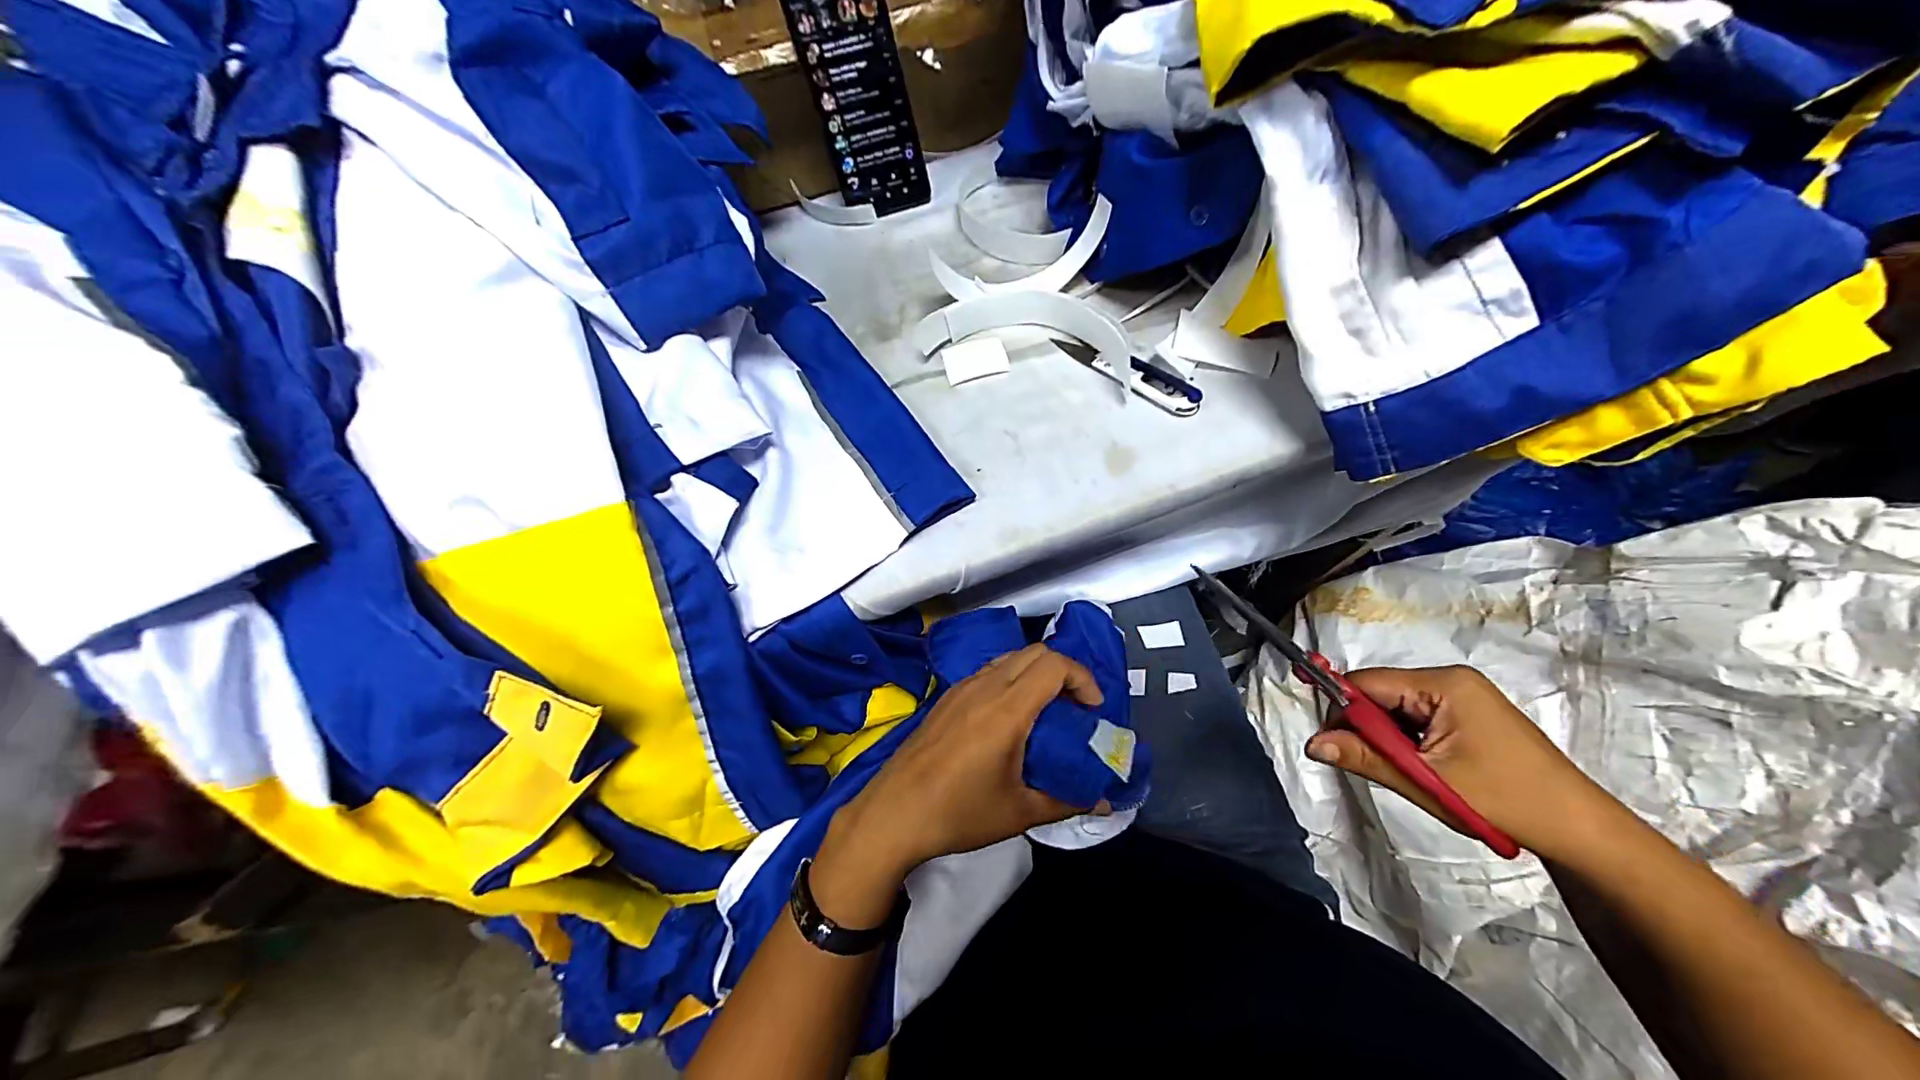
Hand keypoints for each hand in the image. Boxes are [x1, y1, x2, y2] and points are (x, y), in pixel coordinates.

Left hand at [809, 644, 1101, 925]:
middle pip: (1035, 652)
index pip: (1054, 664)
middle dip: (1065, 672)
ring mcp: (960, 689)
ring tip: (1047, 711)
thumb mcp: (1019, 813)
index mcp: (1006, 709)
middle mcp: (984, 687)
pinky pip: (988, 672)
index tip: (1092, 710)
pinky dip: (1012, 680)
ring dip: (1036, 673)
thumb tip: (1103, 803)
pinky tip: (1010, 717)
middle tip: (1076, 709)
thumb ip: (1066, 802)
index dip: (1083, 678)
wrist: (892, 814)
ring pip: (1010, 658)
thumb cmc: (958, 813)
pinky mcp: (946, 699)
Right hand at [1304, 666, 1628, 860]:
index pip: (1368, 683)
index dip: (1342, 711)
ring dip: (1389, 740)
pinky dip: (1408, 743)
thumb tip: (1313, 744)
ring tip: (1405, 773)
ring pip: (1397, 709)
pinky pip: (1417, 719)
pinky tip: (1420, 769)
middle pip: (1381, 694)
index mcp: (1444, 684)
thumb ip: (1365, 757)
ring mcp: (1463, 697)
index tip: (1330, 745)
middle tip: (1369, 765)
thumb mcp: (1427, 780)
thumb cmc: (1507, 800)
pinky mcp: (1469, 716)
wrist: (1580, 831)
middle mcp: (1452, 681)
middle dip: (1368, 729)